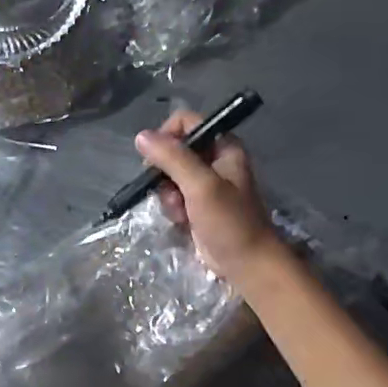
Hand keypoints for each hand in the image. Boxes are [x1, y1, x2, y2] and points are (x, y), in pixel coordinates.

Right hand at [134, 109, 281, 281]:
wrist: (246, 264)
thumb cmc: (229, 222)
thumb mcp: (200, 185)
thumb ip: (172, 158)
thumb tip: (141, 136)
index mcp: (223, 146)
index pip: (186, 122)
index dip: (167, 136)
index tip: (156, 158)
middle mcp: (214, 159)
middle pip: (173, 150)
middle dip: (165, 172)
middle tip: (167, 189)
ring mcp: (205, 184)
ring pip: (169, 175)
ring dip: (168, 194)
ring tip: (179, 212)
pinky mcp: (197, 205)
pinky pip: (173, 196)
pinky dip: (173, 207)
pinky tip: (182, 221)